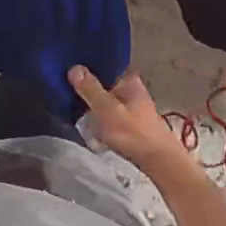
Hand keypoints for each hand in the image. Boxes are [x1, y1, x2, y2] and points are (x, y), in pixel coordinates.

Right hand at [68, 66, 194, 179]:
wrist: (159, 161)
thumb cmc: (131, 132)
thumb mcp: (105, 109)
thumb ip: (90, 89)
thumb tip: (74, 67)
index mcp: (128, 79)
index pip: (104, 64)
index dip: (86, 67)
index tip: (67, 72)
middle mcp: (132, 88)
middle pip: (103, 84)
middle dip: (86, 92)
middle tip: (67, 97)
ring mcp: (133, 106)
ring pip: (105, 101)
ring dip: (92, 109)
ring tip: (75, 115)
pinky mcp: (132, 122)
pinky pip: (110, 115)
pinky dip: (100, 120)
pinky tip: (91, 130)